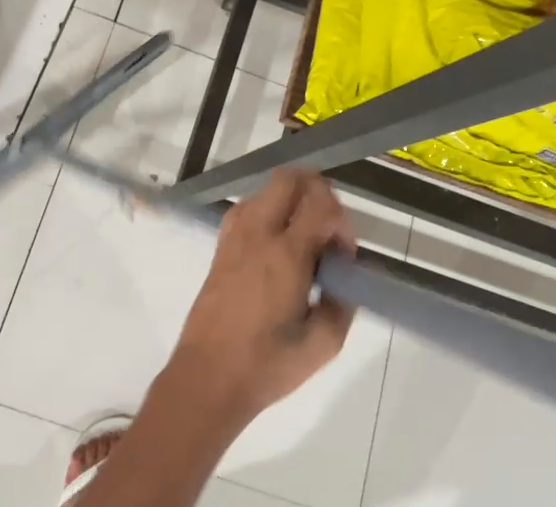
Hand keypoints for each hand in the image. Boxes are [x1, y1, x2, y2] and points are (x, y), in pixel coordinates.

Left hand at [167, 168, 357, 420]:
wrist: (208, 377)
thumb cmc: (267, 365)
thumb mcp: (323, 344)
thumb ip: (344, 302)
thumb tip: (347, 278)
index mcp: (285, 255)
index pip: (321, 203)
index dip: (342, 220)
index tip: (345, 253)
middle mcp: (257, 233)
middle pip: (289, 178)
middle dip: (318, 192)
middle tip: (329, 231)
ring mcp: (234, 236)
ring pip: (266, 188)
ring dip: (292, 200)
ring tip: (305, 240)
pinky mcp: (220, 246)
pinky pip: (248, 207)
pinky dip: (268, 211)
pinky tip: (277, 246)